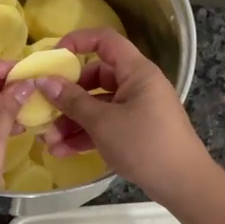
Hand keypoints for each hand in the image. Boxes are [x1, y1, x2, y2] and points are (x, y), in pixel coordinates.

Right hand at [35, 29, 214, 201]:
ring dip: (70, 122)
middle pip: (94, 78)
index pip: (105, 41)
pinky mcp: (134, 131)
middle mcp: (136, 85)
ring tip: (48, 141)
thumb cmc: (144, 144)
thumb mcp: (102, 122)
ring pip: (96, 106)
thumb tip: (42, 80)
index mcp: (136, 72)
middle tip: (43, 109)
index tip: (52, 57)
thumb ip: (71, 100)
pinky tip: (62, 151)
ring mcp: (136, 109)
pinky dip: (84, 135)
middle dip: (66, 96)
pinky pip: (104, 125)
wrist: (182, 183)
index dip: (77, 41)